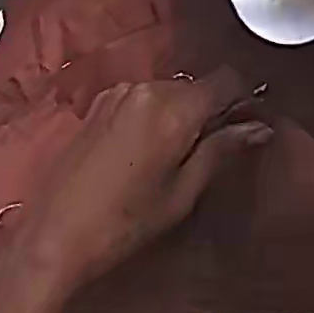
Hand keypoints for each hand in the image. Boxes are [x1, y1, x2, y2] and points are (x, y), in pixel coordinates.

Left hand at [10, 74, 271, 293]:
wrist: (54, 234)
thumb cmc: (125, 222)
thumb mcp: (182, 192)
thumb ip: (222, 149)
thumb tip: (259, 127)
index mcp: (174, 107)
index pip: (227, 78)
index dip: (245, 95)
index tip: (251, 119)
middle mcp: (148, 87)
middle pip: (198, 83)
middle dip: (213, 107)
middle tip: (218, 145)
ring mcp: (121, 90)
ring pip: (171, 89)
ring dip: (184, 110)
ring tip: (179, 153)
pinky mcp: (101, 100)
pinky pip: (145, 95)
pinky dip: (157, 111)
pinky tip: (148, 148)